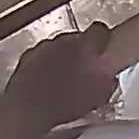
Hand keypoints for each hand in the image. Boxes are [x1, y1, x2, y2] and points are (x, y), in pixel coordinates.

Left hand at [3, 24, 118, 128]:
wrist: (30, 108)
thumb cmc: (67, 101)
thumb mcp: (99, 95)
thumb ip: (108, 80)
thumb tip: (110, 76)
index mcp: (87, 45)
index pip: (100, 30)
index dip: (103, 39)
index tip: (104, 50)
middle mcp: (65, 40)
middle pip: (78, 38)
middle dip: (82, 51)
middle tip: (85, 70)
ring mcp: (44, 47)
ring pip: (59, 46)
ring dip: (63, 57)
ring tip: (64, 78)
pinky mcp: (28, 56)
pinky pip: (42, 56)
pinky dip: (45, 64)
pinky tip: (46, 81)